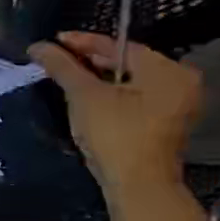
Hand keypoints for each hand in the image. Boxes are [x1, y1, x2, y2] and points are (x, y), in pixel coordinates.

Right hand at [29, 32, 201, 188]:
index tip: (52, 40)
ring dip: (97, 74)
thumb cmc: (114, 131)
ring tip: (64, 73)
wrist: (137, 180)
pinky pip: (135, 93)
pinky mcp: (166, 118)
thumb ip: (61, 66)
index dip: (82, 41)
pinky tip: (84, 92)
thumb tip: (38, 45)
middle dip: (89, 58)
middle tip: (54, 57)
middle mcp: (181, 81)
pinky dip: (109, 89)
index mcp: (168, 70)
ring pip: (129, 78)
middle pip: (127, 61)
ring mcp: (177, 102)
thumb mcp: (82, 94)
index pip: (119, 46)